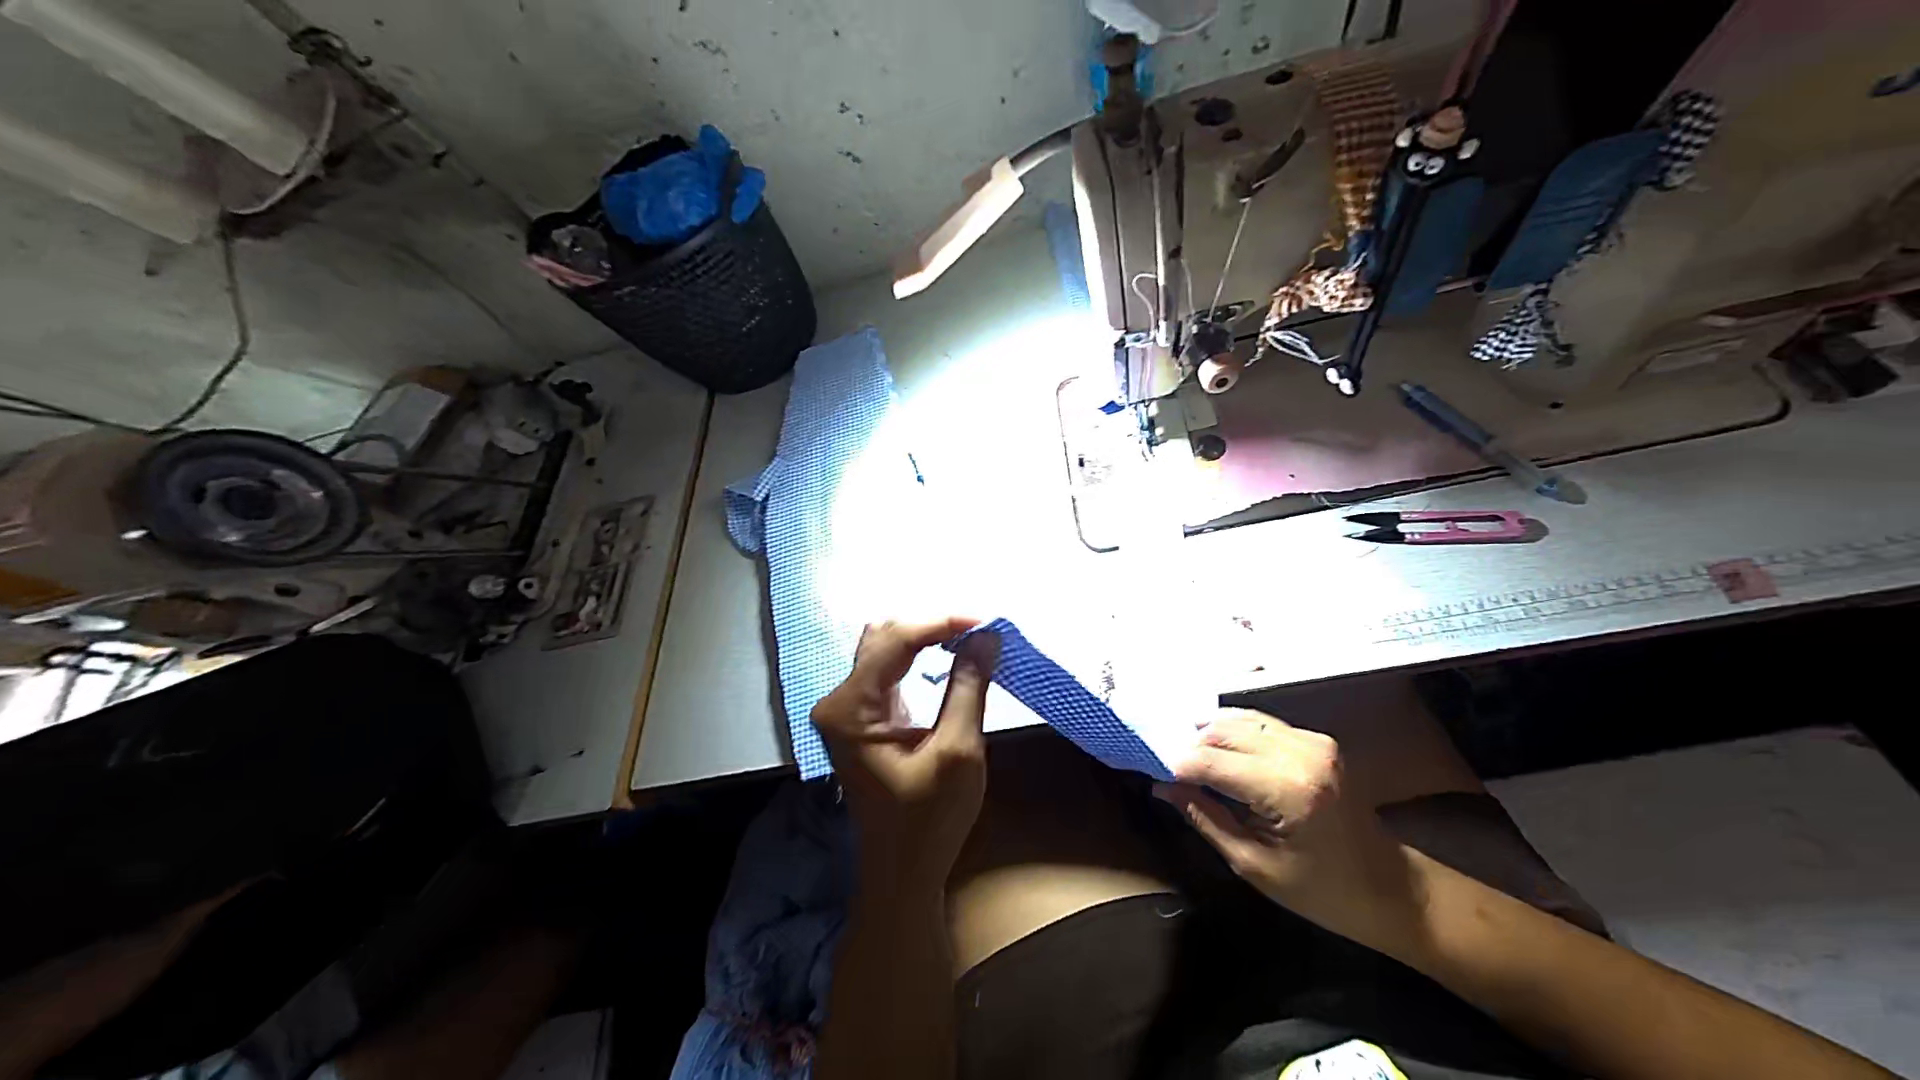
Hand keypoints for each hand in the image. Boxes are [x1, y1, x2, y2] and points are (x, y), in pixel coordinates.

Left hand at [813, 617, 999, 888]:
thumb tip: (986, 637)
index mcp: (849, 708)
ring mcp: (846, 709)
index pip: (895, 641)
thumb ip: (968, 688)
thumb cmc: (929, 821)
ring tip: (968, 640)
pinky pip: (887, 669)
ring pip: (884, 648)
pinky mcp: (860, 717)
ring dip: (925, 639)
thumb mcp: (958, 753)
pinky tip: (946, 656)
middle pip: (885, 638)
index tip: (984, 623)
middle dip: (932, 628)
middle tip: (979, 632)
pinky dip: (918, 657)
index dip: (940, 624)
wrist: (902, 873)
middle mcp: (838, 700)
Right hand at [1155, 708, 1421, 948]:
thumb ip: (1204, 816)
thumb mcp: (1252, 863)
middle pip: (1223, 730)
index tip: (1153, 774)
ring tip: (1190, 758)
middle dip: (1190, 746)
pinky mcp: (1317, 739)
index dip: (1176, 766)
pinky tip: (1222, 752)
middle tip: (1167, 767)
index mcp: (1287, 788)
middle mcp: (1301, 753)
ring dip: (1210, 735)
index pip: (1210, 760)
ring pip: (1240, 719)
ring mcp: (1313, 741)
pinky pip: (1261, 723)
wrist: (1391, 888)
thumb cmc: (1322, 890)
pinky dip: (1235, 734)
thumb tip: (1161, 786)